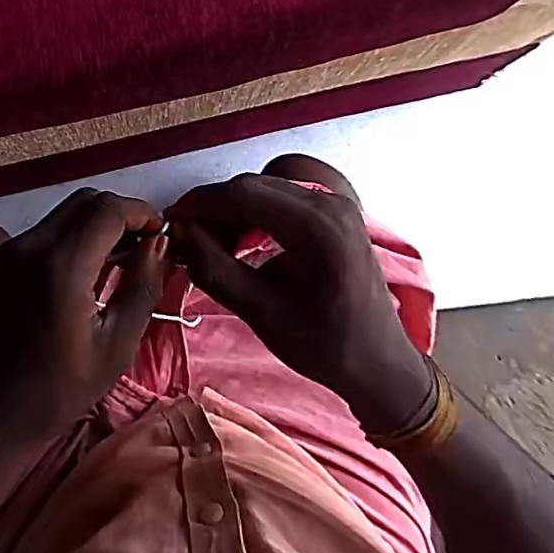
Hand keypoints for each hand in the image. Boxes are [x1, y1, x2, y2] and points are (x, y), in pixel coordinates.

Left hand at [0, 190, 169, 444]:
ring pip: (61, 214)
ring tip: (117, 260)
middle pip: (84, 201)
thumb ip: (142, 286)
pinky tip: (81, 273)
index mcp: (60, 264)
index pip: (108, 209)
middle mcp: (29, 245)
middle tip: (143, 246)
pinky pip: (41, 233)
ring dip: (93, 225)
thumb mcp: (114, 346)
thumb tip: (161, 244)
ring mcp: (6, 250)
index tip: (162, 233)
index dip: (142, 212)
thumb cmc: (55, 392)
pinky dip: (68, 239)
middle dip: (119, 214)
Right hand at [168, 173, 431, 434]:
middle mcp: (330, 204)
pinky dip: (250, 213)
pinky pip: (277, 198)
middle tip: (187, 237)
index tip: (171, 220)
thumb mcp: (263, 314)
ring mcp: (333, 205)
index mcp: (321, 227)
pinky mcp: (330, 212)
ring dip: (230, 210)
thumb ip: (216, 269)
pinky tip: (238, 241)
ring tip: (211, 244)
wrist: (382, 366)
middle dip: (213, 207)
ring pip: (261, 188)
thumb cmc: (330, 347)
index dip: (200, 203)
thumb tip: (181, 234)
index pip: (244, 194)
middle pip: (251, 186)